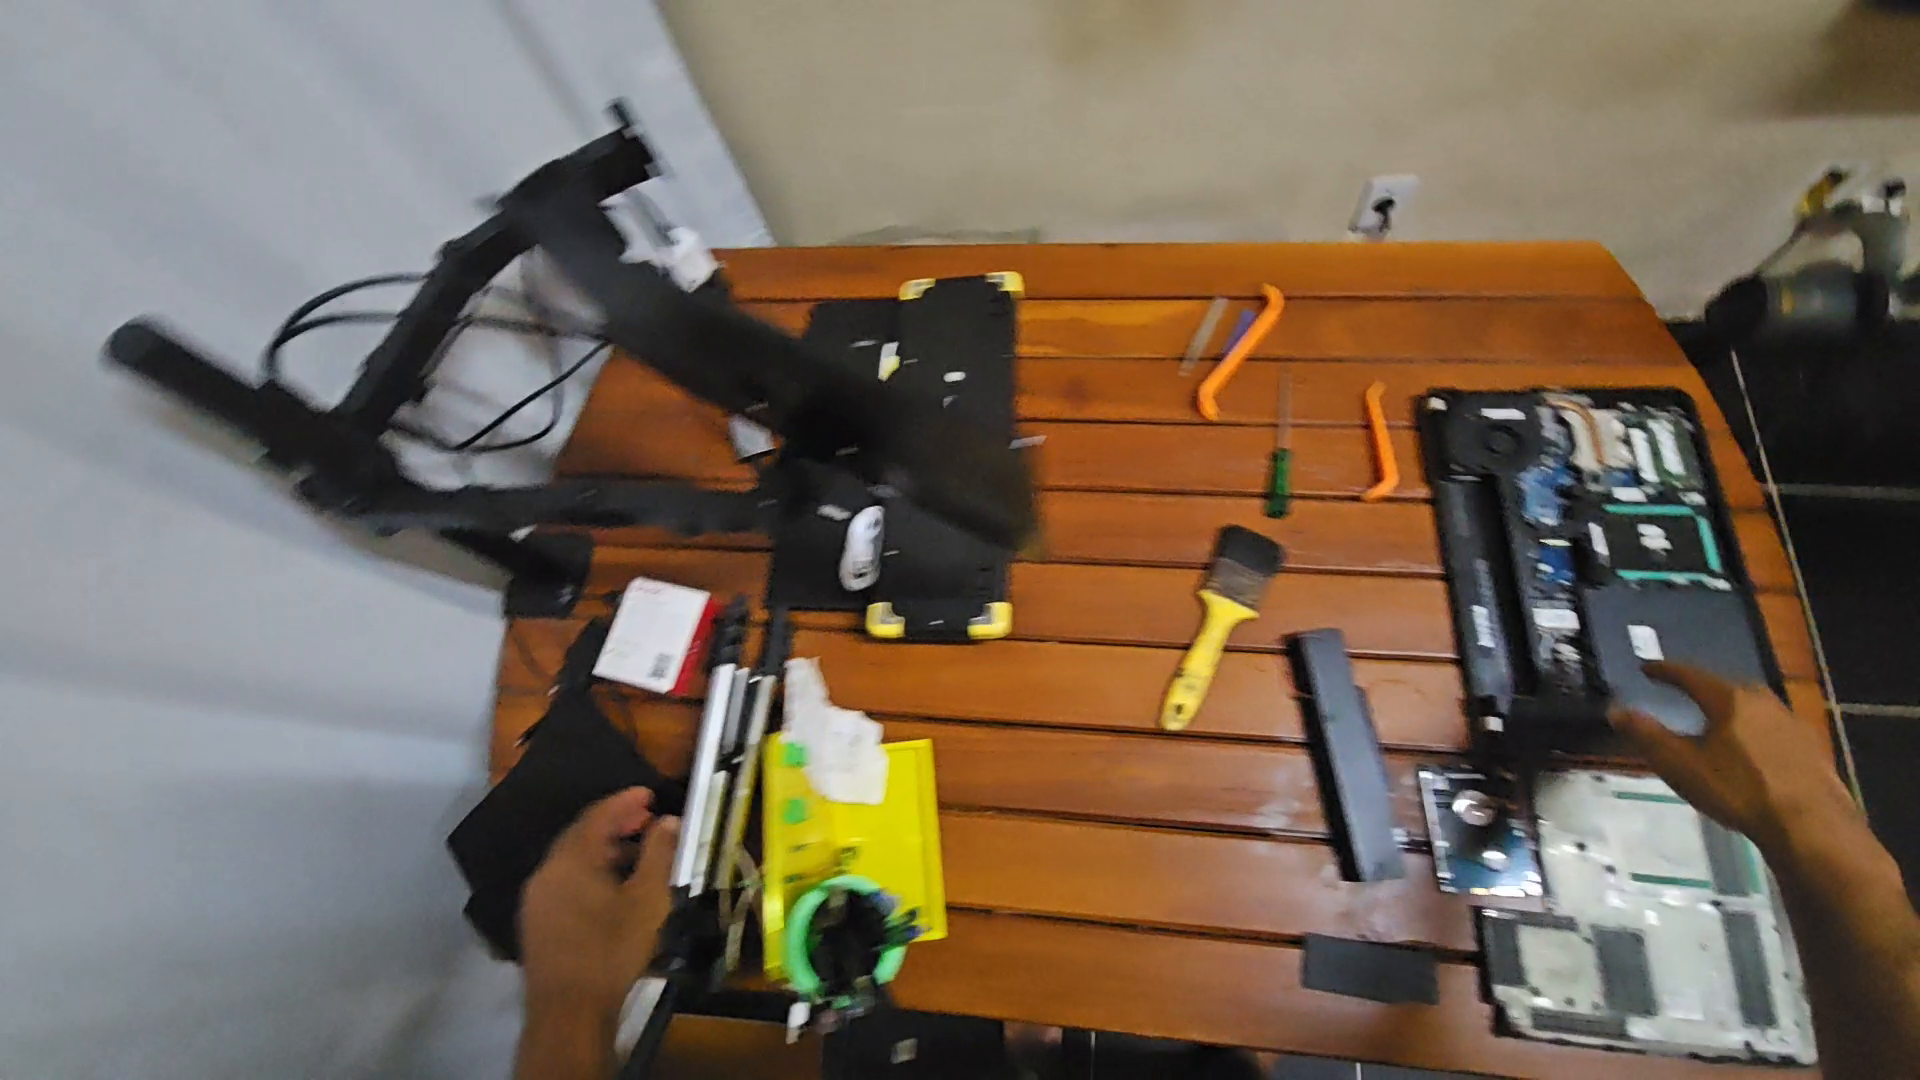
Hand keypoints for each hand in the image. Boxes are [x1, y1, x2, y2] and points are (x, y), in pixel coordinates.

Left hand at [519, 787, 680, 1016]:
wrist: (570, 1013)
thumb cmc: (612, 949)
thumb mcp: (647, 898)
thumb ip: (659, 852)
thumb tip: (668, 820)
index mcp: (570, 861)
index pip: (597, 816)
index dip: (625, 801)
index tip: (650, 793)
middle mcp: (546, 873)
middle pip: (581, 834)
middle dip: (615, 821)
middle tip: (646, 817)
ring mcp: (536, 899)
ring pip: (572, 858)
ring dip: (604, 846)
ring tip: (636, 849)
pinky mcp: (537, 922)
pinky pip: (565, 879)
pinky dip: (590, 868)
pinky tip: (613, 882)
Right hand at [1607, 662, 1855, 853]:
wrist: (1813, 830)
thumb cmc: (1737, 789)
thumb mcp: (1677, 763)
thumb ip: (1644, 733)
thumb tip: (1615, 710)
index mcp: (1731, 701)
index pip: (1691, 675)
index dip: (1665, 671)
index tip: (1646, 668)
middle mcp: (1766, 705)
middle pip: (1728, 687)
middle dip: (1703, 687)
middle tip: (1682, 691)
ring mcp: (1794, 728)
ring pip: (1754, 708)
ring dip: (1730, 709)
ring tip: (1713, 720)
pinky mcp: (1812, 753)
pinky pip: (1772, 729)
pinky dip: (1752, 730)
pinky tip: (1746, 749)